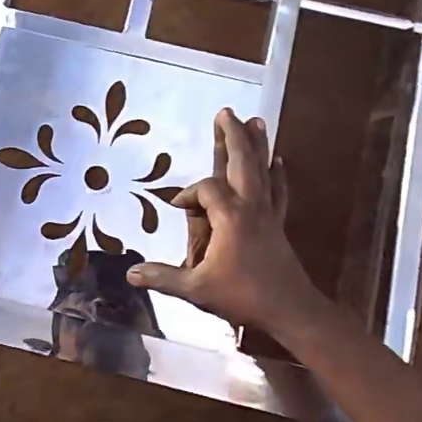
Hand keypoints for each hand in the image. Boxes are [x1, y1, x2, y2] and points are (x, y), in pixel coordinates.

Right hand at [126, 109, 324, 332]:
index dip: (187, 195)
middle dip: (232, 136)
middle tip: (226, 112)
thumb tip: (131, 273)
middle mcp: (251, 207)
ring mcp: (268, 213)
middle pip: (241, 162)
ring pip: (262, 171)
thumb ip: (164, 278)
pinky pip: (278, 191)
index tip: (177, 208)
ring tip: (256, 121)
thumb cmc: (243, 296)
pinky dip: (276, 175)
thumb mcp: (197, 289)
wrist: (290, 310)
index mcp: (230, 217)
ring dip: (257, 145)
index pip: (205, 190)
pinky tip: (278, 161)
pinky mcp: (278, 224)